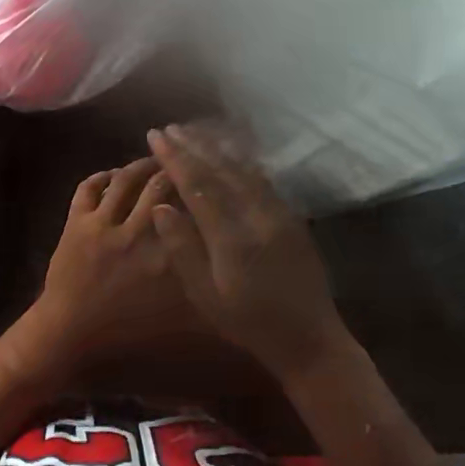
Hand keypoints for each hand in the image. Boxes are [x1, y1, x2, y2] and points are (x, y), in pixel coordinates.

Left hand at [26, 158, 197, 368]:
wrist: (72, 333)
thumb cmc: (128, 329)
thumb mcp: (180, 317)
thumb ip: (207, 287)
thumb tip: (235, 267)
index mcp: (167, 255)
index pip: (190, 208)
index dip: (200, 188)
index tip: (208, 179)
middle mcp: (138, 232)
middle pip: (159, 184)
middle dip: (173, 167)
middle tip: (181, 162)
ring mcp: (103, 225)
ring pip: (124, 179)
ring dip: (139, 165)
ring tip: (152, 160)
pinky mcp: (76, 222)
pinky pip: (88, 187)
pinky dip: (101, 176)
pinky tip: (112, 174)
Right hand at [146, 124, 345, 377]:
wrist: (309, 338)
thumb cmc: (248, 323)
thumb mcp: (205, 296)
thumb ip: (183, 249)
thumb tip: (160, 207)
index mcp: (232, 237)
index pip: (198, 185)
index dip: (174, 158)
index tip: (155, 136)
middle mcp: (258, 216)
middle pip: (222, 170)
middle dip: (194, 145)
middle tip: (170, 127)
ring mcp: (280, 214)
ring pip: (244, 169)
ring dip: (218, 148)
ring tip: (195, 132)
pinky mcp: (292, 217)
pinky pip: (263, 179)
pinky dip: (242, 161)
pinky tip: (231, 154)